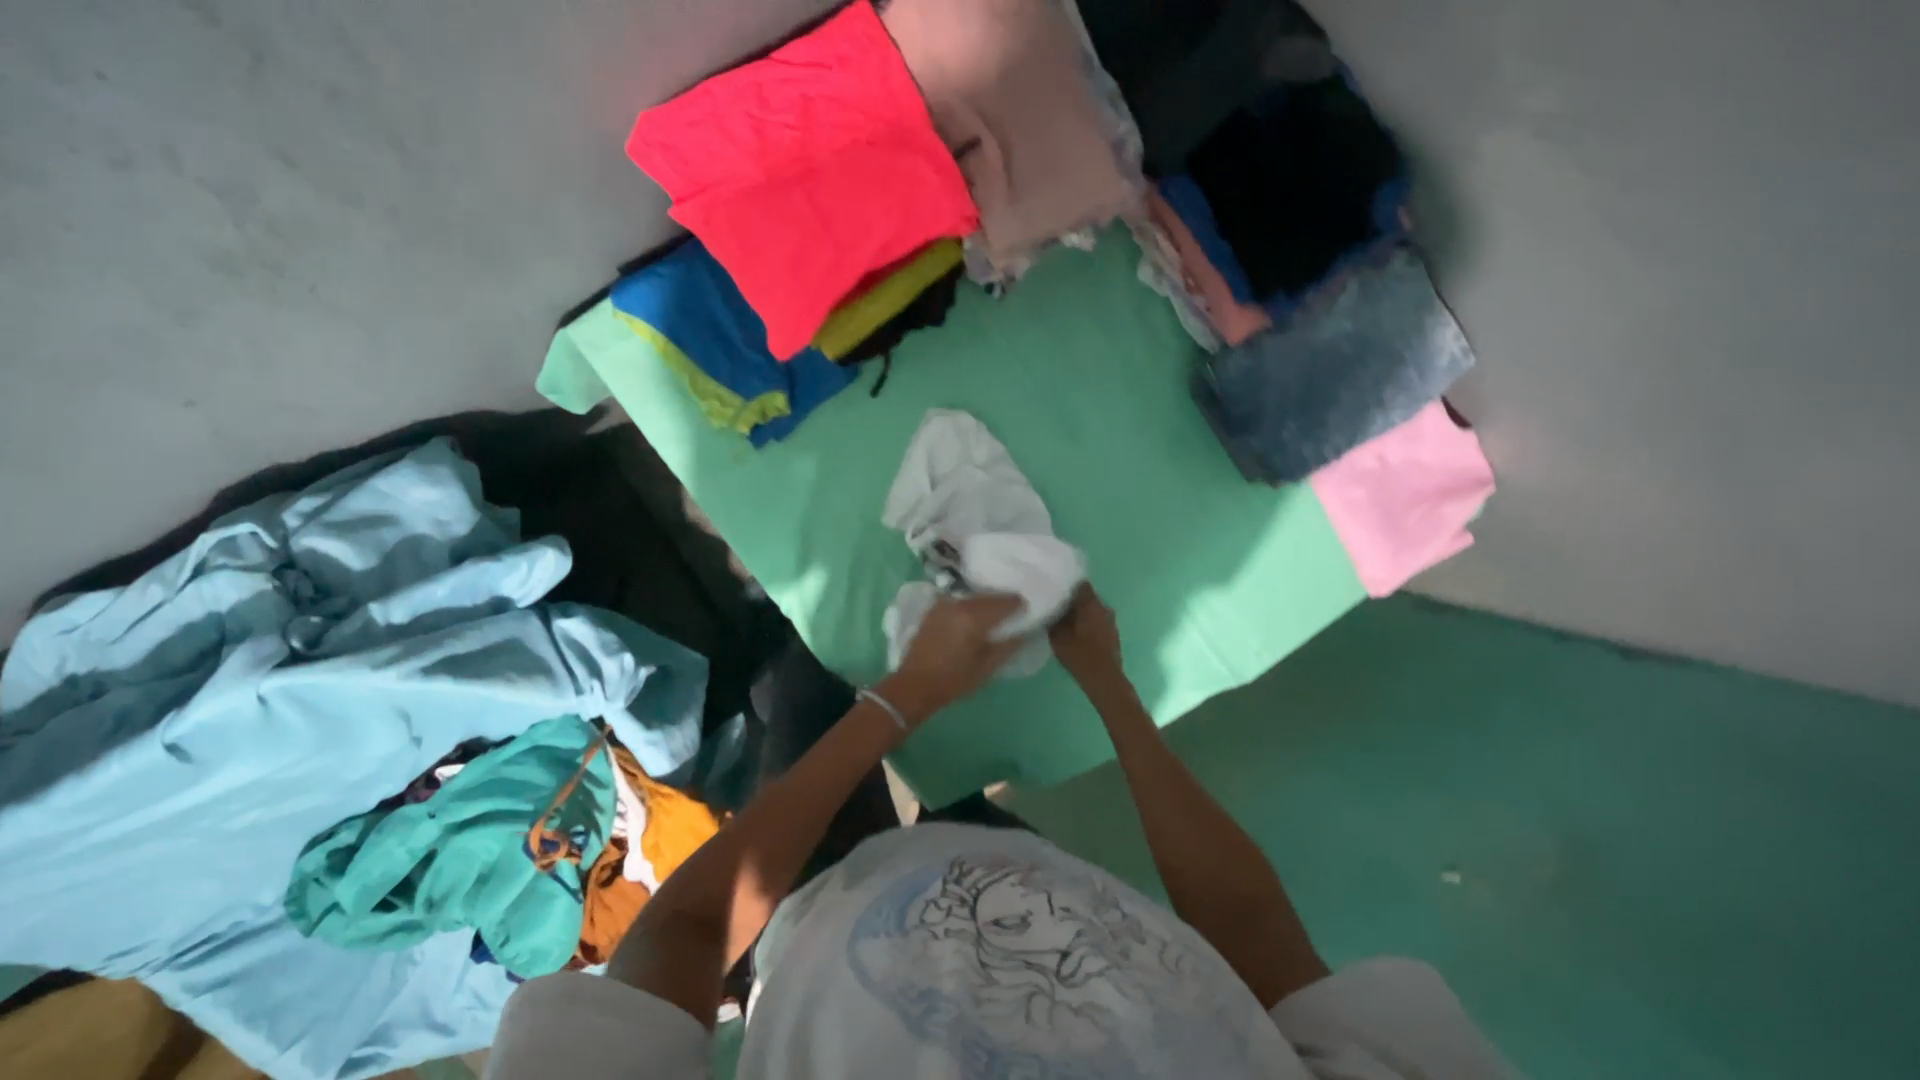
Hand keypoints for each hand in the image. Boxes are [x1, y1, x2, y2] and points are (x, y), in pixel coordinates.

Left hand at [882, 593, 1028, 725]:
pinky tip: (972, 618)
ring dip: (985, 603)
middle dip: (1002, 602)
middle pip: (989, 596)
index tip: (1027, 611)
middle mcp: (959, 603)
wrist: (914, 685)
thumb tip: (1023, 631)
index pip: (1006, 601)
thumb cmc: (953, 680)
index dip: (1019, 605)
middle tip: (1013, 613)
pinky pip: (959, 601)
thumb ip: (1008, 646)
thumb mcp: (986, 668)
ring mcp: (943, 604)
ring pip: (973, 597)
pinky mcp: (933, 609)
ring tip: (993, 616)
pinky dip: (969, 606)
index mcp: (974, 617)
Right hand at [1047, 585, 1123, 687]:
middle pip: (1087, 596)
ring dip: (1081, 613)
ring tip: (1065, 621)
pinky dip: (1088, 623)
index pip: (1080, 584)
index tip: (1056, 590)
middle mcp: (1104, 608)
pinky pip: (1098, 620)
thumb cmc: (1080, 656)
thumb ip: (1053, 620)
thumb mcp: (1058, 637)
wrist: (1104, 679)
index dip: (1068, 585)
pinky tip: (1077, 633)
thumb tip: (1049, 608)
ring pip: (1093, 609)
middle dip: (1073, 600)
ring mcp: (1111, 621)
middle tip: (1056, 606)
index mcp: (1091, 604)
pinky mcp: (1113, 633)